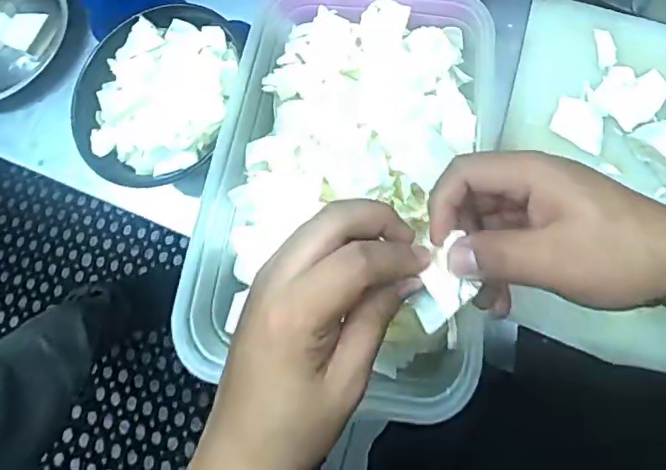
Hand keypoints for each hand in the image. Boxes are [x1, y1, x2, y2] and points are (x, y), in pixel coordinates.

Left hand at [194, 200, 428, 469]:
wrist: (239, 447)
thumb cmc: (295, 426)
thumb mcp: (346, 382)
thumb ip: (375, 320)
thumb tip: (406, 276)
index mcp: (295, 308)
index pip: (354, 258)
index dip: (395, 254)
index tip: (426, 261)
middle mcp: (276, 275)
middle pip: (331, 219)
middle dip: (376, 217)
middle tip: (409, 240)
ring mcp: (266, 271)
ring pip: (318, 221)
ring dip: (357, 222)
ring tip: (391, 246)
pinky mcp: (266, 276)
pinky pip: (307, 237)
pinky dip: (339, 234)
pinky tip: (361, 256)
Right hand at [430, 151, 665, 314]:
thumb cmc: (616, 254)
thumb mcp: (553, 259)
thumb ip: (497, 255)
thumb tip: (448, 257)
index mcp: (527, 171)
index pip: (463, 171)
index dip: (442, 204)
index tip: (441, 249)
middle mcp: (530, 177)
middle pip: (474, 194)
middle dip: (462, 236)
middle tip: (462, 281)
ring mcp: (544, 198)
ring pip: (492, 218)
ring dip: (482, 255)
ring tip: (487, 301)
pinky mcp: (555, 220)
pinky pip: (514, 233)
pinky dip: (503, 261)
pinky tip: (506, 298)